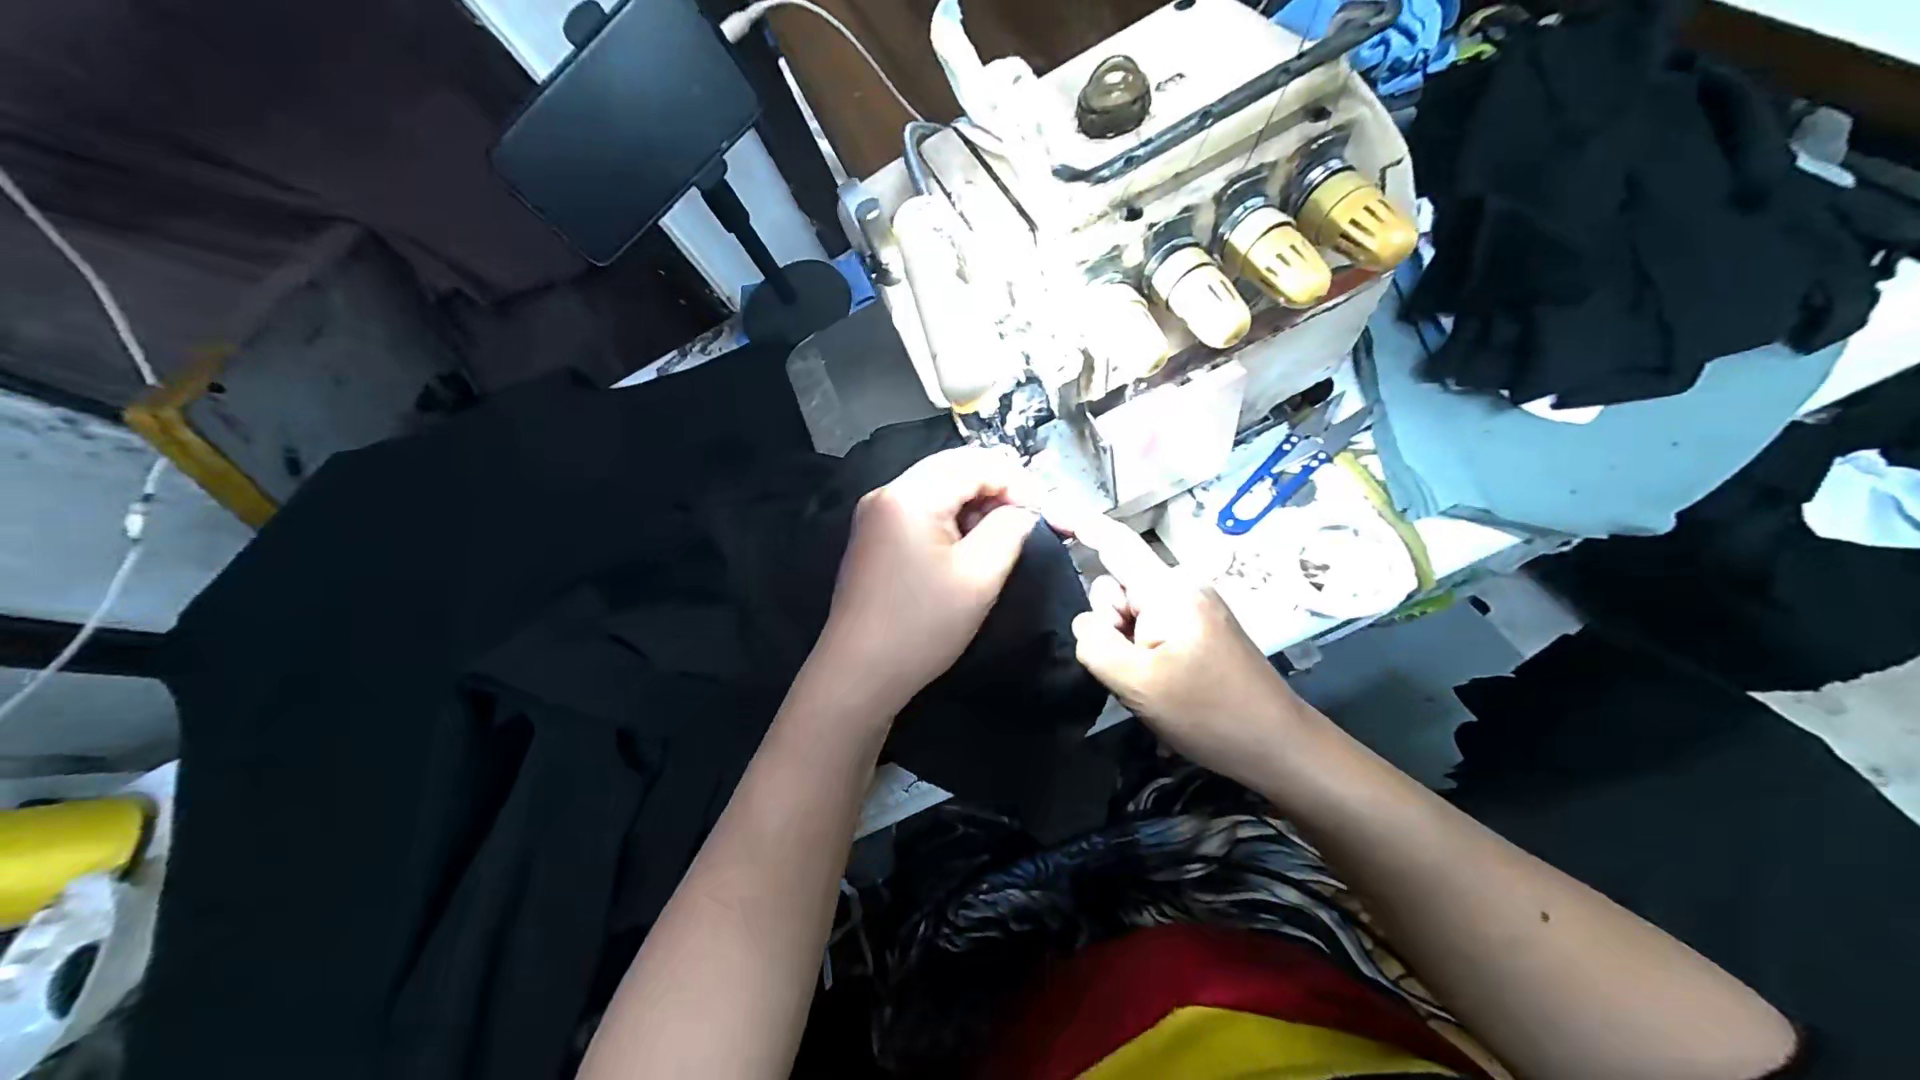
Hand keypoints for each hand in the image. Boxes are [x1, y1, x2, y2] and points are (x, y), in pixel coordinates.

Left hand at [814, 446, 1041, 710]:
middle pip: (954, 468)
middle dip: (998, 488)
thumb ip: (1011, 529)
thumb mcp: (980, 576)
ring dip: (976, 502)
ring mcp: (876, 512)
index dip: (1018, 481)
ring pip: (939, 486)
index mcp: (910, 495)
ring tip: (1002, 535)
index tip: (1046, 513)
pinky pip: (921, 508)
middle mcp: (887, 492)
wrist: (859, 672)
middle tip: (1030, 520)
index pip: (976, 463)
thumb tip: (1025, 509)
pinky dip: (952, 516)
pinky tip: (968, 543)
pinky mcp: (874, 534)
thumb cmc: (923, 626)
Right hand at [1056, 509, 1310, 785]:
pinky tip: (1163, 681)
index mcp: (1168, 590)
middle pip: (1116, 587)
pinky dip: (1143, 648)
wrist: (1277, 745)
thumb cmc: (1207, 712)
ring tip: (1153, 681)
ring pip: (1131, 611)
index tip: (1046, 510)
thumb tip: (1087, 622)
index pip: (1115, 542)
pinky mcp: (1202, 626)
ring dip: (1127, 643)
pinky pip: (1152, 624)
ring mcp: (1195, 606)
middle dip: (1110, 624)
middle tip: (1133, 669)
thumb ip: (1095, 643)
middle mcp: (1183, 587)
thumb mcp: (1135, 683)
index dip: (1078, 523)